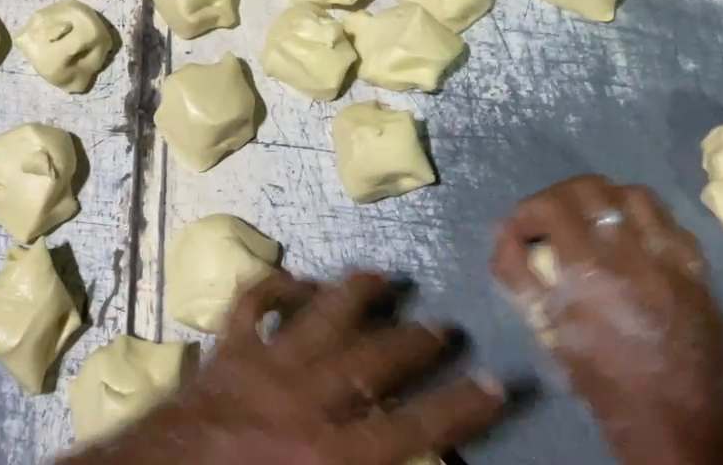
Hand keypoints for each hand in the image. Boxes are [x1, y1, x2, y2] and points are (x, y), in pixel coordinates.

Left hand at [62, 270, 505, 464]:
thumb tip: (415, 460)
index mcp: (330, 456)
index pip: (412, 430)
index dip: (459, 409)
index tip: (497, 382)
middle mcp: (303, 403)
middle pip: (371, 364)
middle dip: (413, 344)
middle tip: (446, 327)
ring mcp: (261, 368)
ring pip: (317, 319)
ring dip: (352, 296)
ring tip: (383, 276)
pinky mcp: (225, 352)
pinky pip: (250, 306)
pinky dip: (274, 287)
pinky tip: (297, 278)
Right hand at [491, 176, 722, 464]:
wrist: (673, 417)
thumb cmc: (597, 373)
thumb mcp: (542, 325)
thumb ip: (515, 272)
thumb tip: (503, 232)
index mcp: (589, 269)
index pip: (550, 205)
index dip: (527, 210)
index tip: (521, 229)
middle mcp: (632, 255)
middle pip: (593, 187)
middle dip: (562, 195)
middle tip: (553, 217)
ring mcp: (672, 261)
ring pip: (637, 195)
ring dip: (607, 200)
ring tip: (595, 220)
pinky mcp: (699, 274)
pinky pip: (673, 226)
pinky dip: (647, 222)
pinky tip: (634, 240)